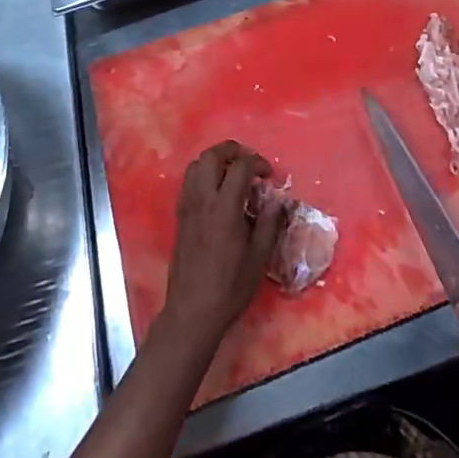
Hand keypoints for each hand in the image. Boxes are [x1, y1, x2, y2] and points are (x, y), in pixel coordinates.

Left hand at [160, 141, 286, 343]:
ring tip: (234, 173)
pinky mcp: (179, 214)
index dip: (258, 163)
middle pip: (211, 156)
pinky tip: (217, 191)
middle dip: (232, 150)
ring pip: (196, 165)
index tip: (270, 175)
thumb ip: (269, 223)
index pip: (240, 167)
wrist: (194, 307)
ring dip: (215, 160)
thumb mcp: (259, 257)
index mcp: (224, 207)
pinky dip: (203, 174)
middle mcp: (202, 199)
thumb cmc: (230, 286)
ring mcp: (187, 205)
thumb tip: (278, 201)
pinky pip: (189, 181)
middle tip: (250, 162)